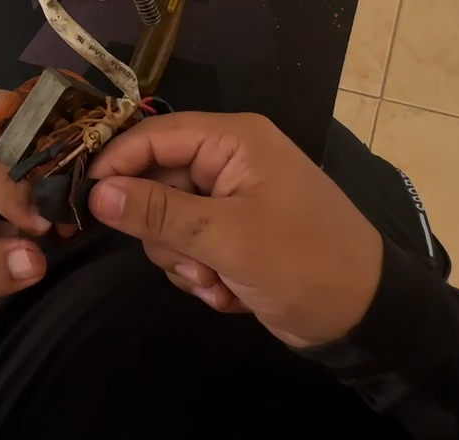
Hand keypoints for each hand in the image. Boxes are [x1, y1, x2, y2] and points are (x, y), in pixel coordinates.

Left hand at [0, 92, 51, 359]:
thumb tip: (35, 256)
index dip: (6, 187)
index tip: (41, 223)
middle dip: (33, 124)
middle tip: (76, 147)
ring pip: (12, 132)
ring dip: (48, 143)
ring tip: (83, 169)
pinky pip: (27, 163)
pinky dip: (54, 168)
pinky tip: (77, 192)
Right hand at [85, 111, 382, 347]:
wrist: (371, 323)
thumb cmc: (304, 263)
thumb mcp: (228, 239)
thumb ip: (158, 213)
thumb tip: (96, 194)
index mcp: (232, 140)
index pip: (155, 135)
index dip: (118, 163)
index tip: (88, 199)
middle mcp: (228, 159)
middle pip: (157, 179)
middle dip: (165, 230)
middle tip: (187, 262)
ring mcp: (230, 197)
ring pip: (168, 218)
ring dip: (184, 258)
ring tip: (215, 282)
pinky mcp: (233, 231)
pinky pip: (188, 242)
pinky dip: (199, 271)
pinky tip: (227, 292)